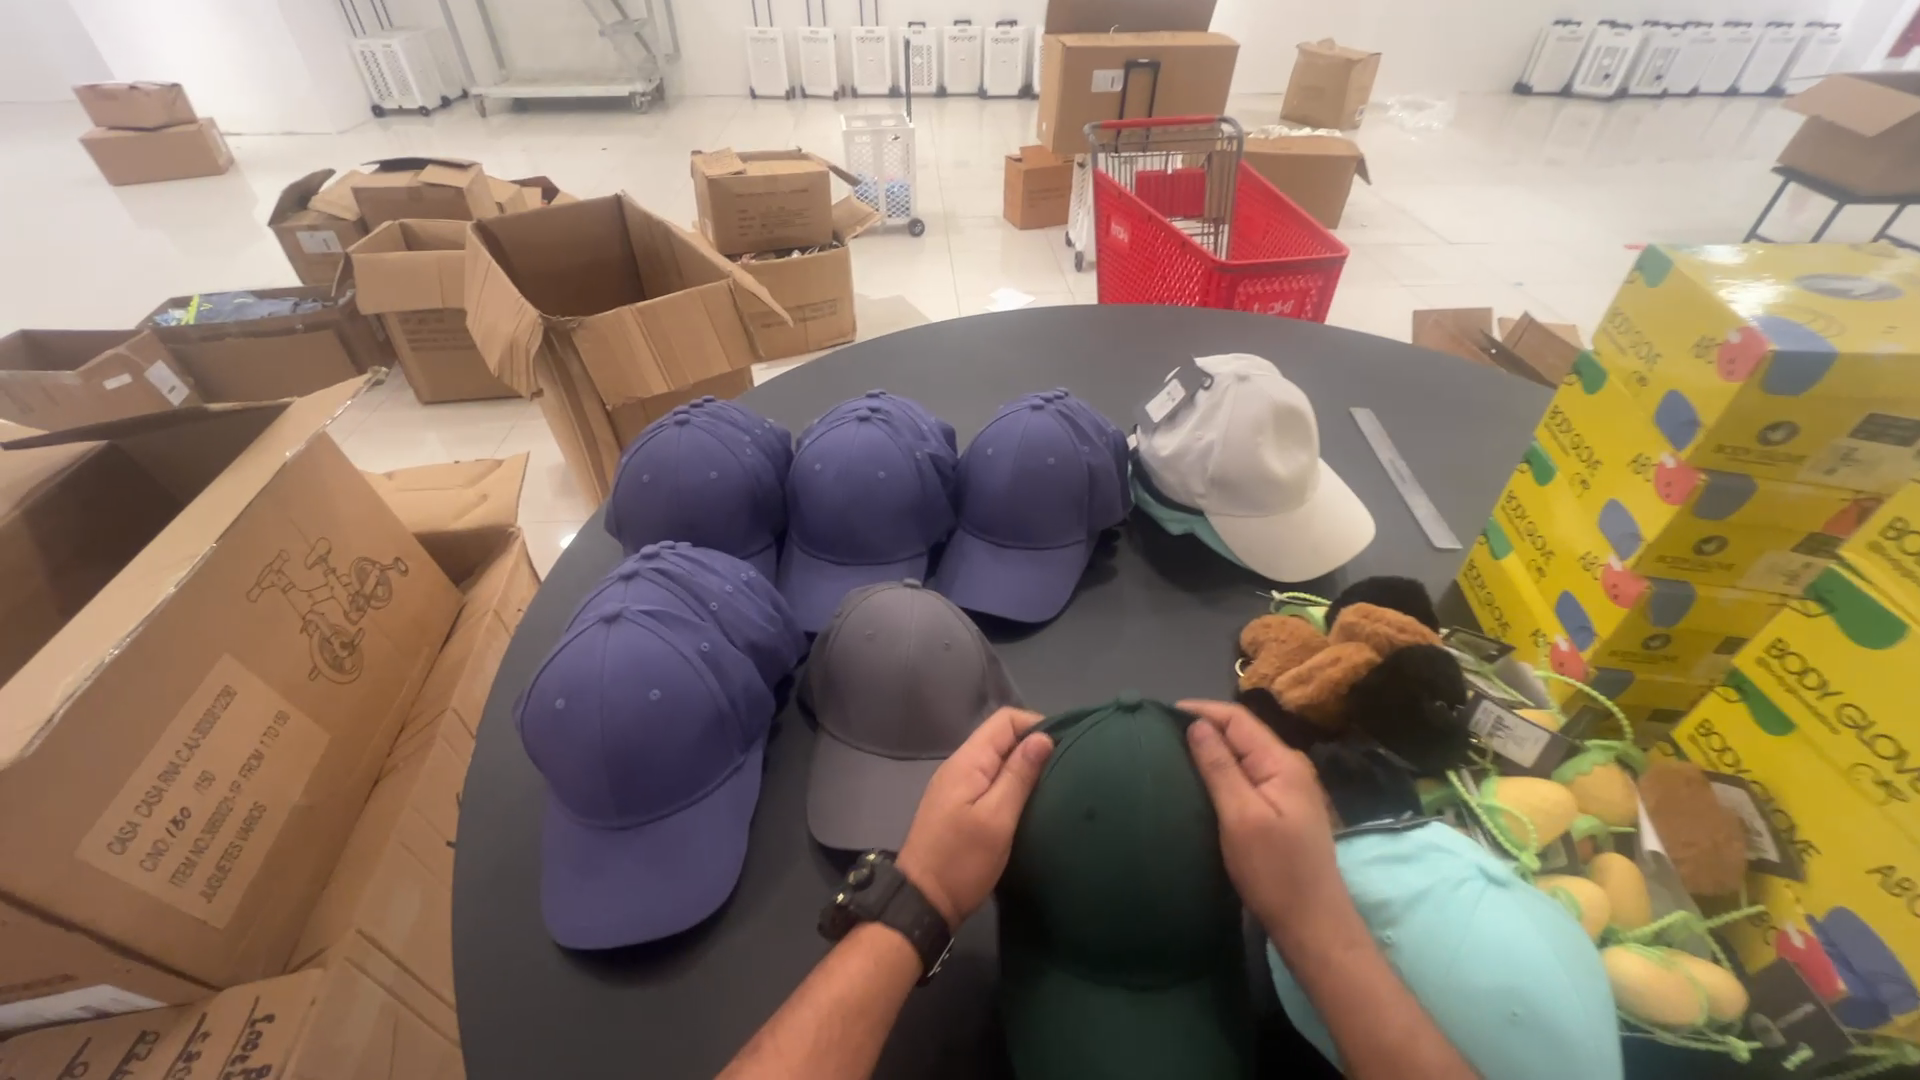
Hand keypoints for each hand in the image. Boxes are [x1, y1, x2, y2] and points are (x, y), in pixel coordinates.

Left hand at [896, 707, 1052, 928]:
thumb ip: (1019, 776)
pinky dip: (1011, 783)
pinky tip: (1028, 802)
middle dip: (1033, 745)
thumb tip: (1043, 737)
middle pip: (1001, 736)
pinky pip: (989, 779)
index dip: (1036, 726)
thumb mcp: (997, 819)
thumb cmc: (962, 861)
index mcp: (968, 761)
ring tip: (1051, 786)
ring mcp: (957, 785)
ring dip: (1023, 766)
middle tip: (1064, 769)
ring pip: (997, 759)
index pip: (1005, 719)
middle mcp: (960, 765)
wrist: (923, 902)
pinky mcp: (959, 805)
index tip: (1063, 749)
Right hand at [1179, 699, 1348, 950]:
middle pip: (1242, 732)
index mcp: (1282, 763)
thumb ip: (1219, 766)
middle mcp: (1289, 767)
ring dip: (1212, 748)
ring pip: (1244, 753)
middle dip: (1205, 726)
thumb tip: (1197, 725)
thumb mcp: (1240, 816)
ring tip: (1175, 751)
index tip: (1163, 714)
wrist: (1313, 925)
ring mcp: (1288, 788)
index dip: (1201, 710)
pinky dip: (1223, 768)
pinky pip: (1248, 773)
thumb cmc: (1274, 871)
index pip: (1238, 718)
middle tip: (1163, 732)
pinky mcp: (1282, 807)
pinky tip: (1202, 777)